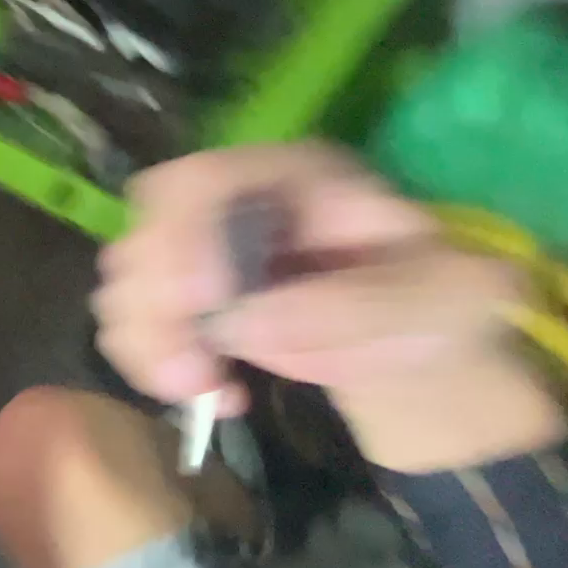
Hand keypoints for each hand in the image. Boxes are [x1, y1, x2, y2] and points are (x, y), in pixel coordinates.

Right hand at [93, 142, 565, 471]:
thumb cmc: (436, 304)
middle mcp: (218, 207)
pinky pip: (123, 325)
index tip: (203, 303)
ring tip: (203, 388)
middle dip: (156, 314)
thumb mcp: (445, 298)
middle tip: (196, 375)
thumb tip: (243, 321)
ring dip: (146, 345)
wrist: (406, 338)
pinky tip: (199, 388)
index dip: (180, 236)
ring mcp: (183, 253)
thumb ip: (362, 304)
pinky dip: (146, 363)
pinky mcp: (164, 298)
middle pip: (143, 240)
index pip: (199, 183)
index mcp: (286, 179)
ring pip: (121, 286)